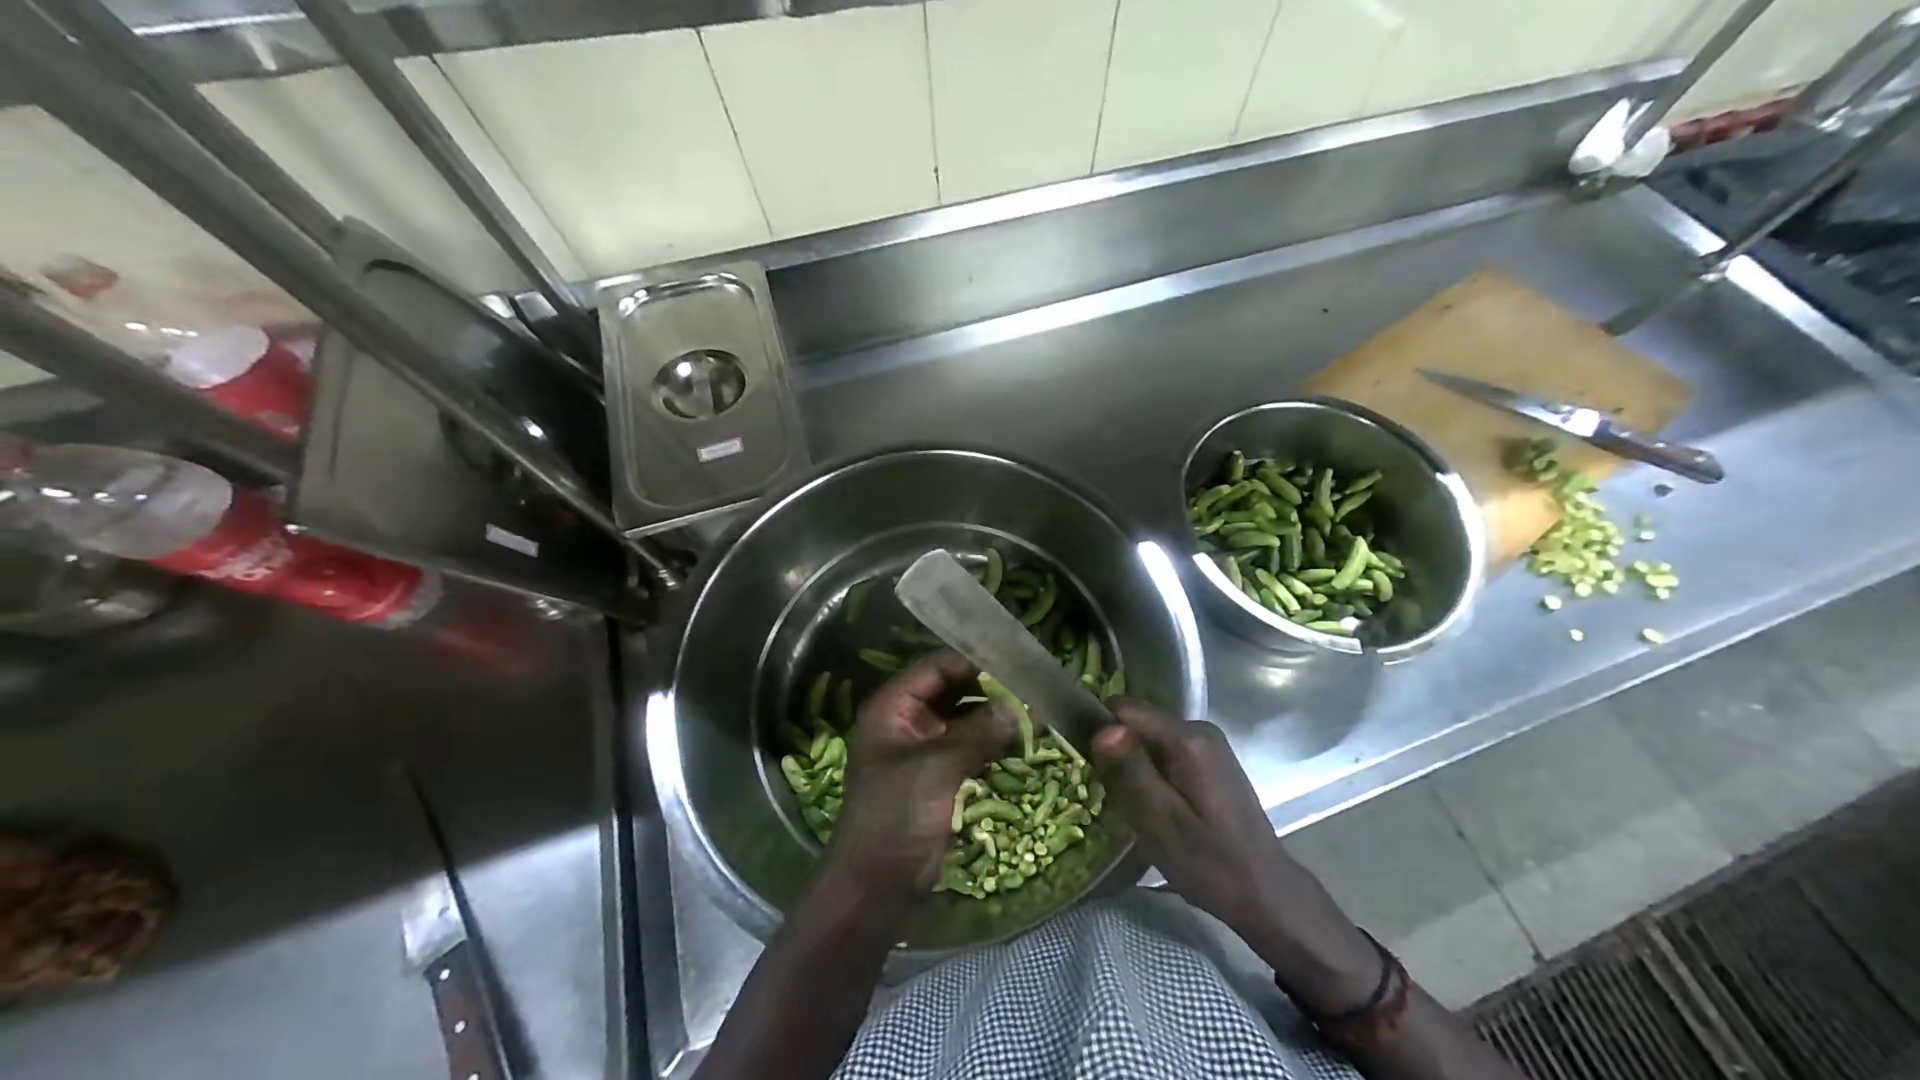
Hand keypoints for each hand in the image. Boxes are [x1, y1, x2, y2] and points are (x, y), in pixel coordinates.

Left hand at [825, 652, 1013, 900]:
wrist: (875, 885)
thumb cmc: (895, 816)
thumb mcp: (935, 768)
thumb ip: (977, 733)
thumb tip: (1020, 707)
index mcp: (892, 707)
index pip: (936, 667)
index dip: (973, 661)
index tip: (1015, 663)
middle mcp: (907, 720)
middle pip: (953, 689)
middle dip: (990, 689)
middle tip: (1033, 688)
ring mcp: (924, 747)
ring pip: (965, 718)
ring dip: (996, 716)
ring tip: (1037, 713)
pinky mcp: (940, 773)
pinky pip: (970, 745)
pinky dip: (993, 741)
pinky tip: (1024, 741)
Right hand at [1092, 701, 1375, 1000]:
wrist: (1266, 894)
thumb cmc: (1210, 863)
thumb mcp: (1160, 822)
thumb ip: (1130, 771)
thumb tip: (1103, 728)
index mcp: (1187, 738)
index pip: (1123, 709)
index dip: (1099, 731)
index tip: (1088, 768)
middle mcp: (1199, 729)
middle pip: (1136, 723)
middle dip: (1116, 753)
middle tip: (1110, 797)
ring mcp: (1208, 745)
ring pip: (1148, 739)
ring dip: (1132, 766)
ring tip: (1131, 807)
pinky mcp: (1210, 761)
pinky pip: (1164, 753)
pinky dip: (1150, 774)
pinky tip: (1155, 808)